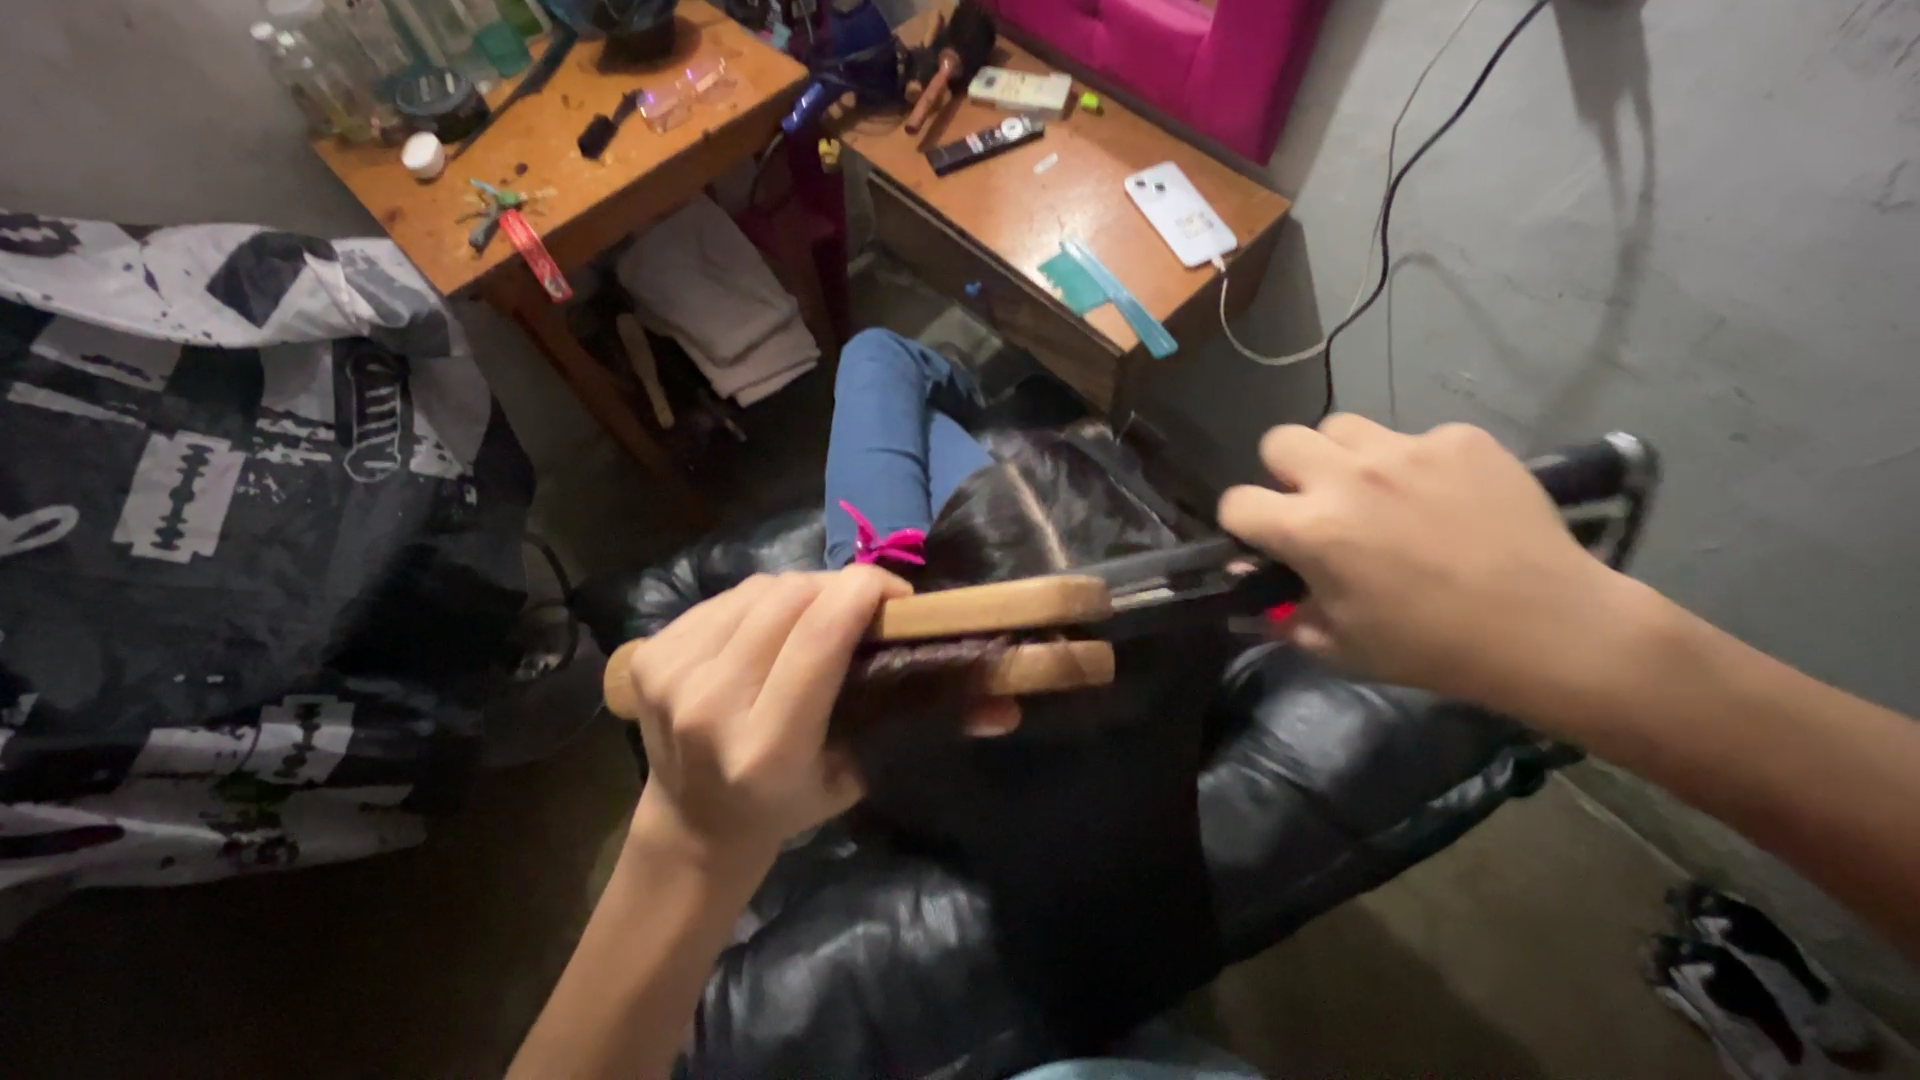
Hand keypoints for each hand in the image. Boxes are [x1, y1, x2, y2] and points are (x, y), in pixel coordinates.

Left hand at [619, 567, 911, 861]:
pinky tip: (769, 626)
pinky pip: (725, 597)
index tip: (897, 592)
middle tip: (862, 602)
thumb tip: (926, 641)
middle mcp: (711, 706)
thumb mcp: (850, 775)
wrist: (692, 822)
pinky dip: (759, 602)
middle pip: (789, 598)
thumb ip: (883, 710)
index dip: (863, 592)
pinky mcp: (651, 654)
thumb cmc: (786, 804)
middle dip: (838, 586)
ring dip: (800, 591)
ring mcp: (672, 676)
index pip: (818, 636)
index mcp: (767, 747)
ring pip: (757, 588)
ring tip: (817, 613)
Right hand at [1218, 415, 1629, 707]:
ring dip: (1343, 457)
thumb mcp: (1339, 647)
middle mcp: (1349, 477)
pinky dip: (1417, 465)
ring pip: (1342, 426)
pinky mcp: (1461, 439)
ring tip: (1376, 490)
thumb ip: (1284, 615)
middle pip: (1279, 440)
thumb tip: (1254, 591)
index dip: (1243, 525)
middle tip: (1317, 505)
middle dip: (1285, 473)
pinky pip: (1416, 438)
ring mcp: (1409, 450)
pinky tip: (1446, 499)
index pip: (1236, 503)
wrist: (1548, 628)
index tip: (1265, 541)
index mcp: (1312, 529)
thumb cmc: (1431, 648)